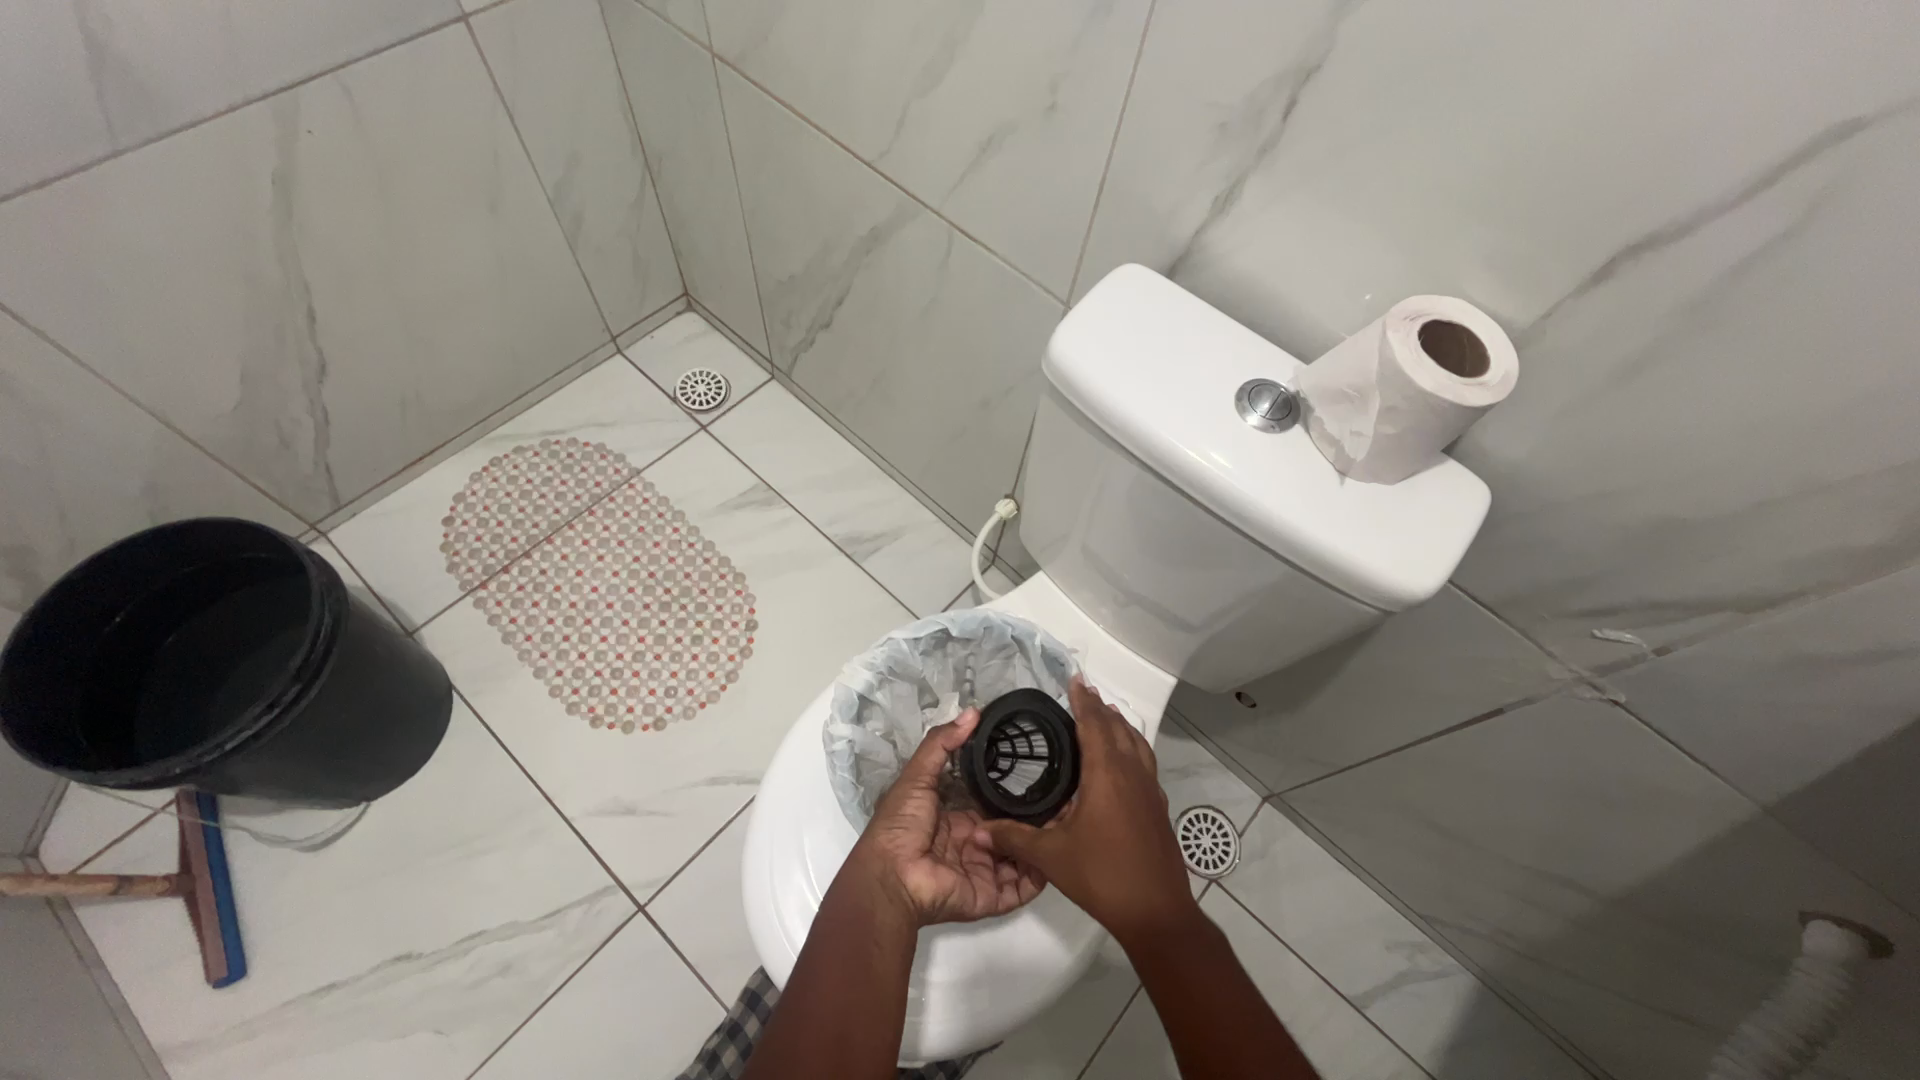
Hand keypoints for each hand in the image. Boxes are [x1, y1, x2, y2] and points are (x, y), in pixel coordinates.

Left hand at [844, 707, 1046, 926]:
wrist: (891, 877)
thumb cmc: (901, 825)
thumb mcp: (917, 776)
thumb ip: (942, 744)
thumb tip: (973, 711)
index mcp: (955, 818)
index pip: (991, 802)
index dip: (1012, 790)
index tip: (1040, 771)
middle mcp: (972, 844)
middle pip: (1010, 830)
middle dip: (1034, 818)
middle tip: (1064, 797)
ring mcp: (983, 871)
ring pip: (1021, 857)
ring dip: (1040, 842)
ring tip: (1068, 821)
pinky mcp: (990, 896)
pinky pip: (1021, 889)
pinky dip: (1038, 876)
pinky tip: (1056, 854)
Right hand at [974, 677, 1197, 944]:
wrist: (1157, 912)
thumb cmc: (1102, 876)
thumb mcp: (1051, 857)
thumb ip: (1014, 838)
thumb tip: (978, 831)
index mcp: (1106, 775)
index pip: (1094, 725)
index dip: (1084, 702)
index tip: (1075, 681)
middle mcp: (1132, 774)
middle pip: (1118, 729)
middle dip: (1101, 709)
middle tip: (1084, 695)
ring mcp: (1150, 791)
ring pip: (1137, 745)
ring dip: (1121, 727)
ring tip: (1106, 718)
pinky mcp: (1158, 808)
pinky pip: (1145, 764)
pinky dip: (1132, 749)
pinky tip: (1122, 764)